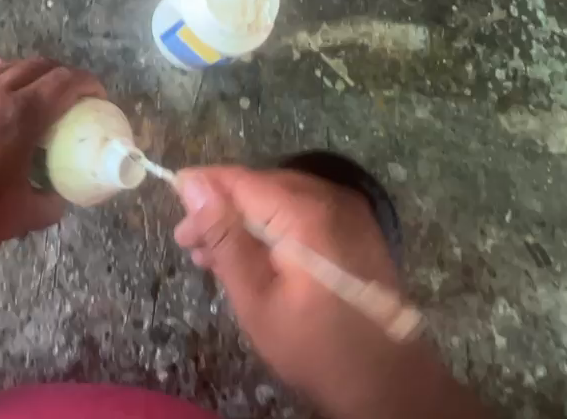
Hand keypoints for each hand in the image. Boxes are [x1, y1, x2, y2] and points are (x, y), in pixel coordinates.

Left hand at [0, 55, 102, 266]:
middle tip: (74, 98)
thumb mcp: (25, 215)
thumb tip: (59, 195)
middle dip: (62, 76)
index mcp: (22, 115)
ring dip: (32, 75)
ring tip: (40, 98)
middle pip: (39, 66)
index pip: (65, 81)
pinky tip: (3, 95)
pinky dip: (2, 81)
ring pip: (8, 67)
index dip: (88, 84)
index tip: (99, 97)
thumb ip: (52, 200)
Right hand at [175, 166, 484, 417]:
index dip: (202, 188)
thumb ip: (224, 236)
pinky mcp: (355, 225)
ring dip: (244, 220)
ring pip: (277, 198)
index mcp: (305, 211)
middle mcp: (328, 196)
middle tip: (189, 244)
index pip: (238, 179)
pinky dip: (273, 227)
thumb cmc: (316, 348)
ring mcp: (347, 209)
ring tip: (214, 254)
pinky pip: (301, 211)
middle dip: (220, 210)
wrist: (393, 387)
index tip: (173, 206)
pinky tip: (254, 255)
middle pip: (257, 186)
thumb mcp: (256, 298)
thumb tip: (191, 184)